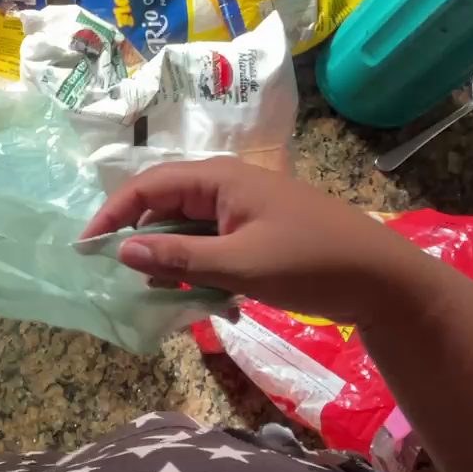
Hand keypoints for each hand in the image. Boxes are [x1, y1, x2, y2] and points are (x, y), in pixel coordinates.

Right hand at [81, 158, 447, 325]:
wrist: (385, 281)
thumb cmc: (311, 262)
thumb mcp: (240, 264)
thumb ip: (178, 257)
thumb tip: (122, 250)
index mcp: (217, 178)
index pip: (147, 186)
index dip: (113, 213)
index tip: (86, 246)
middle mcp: (223, 185)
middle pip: (162, 203)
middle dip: (138, 236)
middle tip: (117, 271)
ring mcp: (239, 207)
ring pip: (184, 225)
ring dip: (167, 254)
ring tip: (154, 289)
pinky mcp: (253, 230)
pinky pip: (207, 241)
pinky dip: (193, 264)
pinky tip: (193, 293)